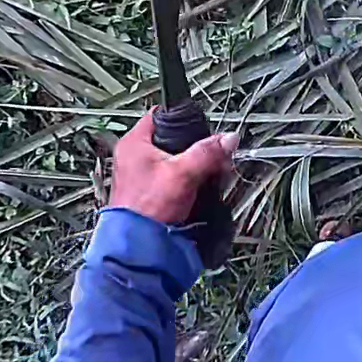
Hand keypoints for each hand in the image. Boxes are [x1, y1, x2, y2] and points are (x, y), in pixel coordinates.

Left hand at [108, 113, 238, 224]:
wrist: (138, 246)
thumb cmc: (148, 208)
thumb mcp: (183, 173)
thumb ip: (207, 153)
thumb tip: (228, 138)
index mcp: (134, 143)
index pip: (161, 115)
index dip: (184, 119)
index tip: (202, 129)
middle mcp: (134, 156)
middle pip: (172, 139)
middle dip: (197, 148)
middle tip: (213, 157)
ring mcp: (140, 175)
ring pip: (175, 160)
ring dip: (195, 166)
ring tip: (210, 175)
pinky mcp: (148, 192)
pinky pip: (173, 178)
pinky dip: (188, 181)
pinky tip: (199, 189)